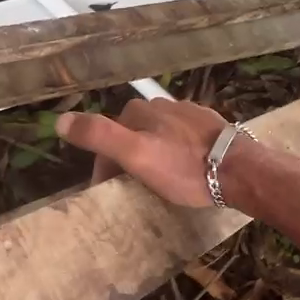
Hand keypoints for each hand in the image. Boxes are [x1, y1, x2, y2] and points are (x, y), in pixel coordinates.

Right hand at [55, 97, 230, 207]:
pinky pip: (182, 139)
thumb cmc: (184, 167)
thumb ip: (98, 135)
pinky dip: (176, 154)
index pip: (109, 136)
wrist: (239, 170)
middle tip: (132, 191)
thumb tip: (59, 120)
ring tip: (159, 184)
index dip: (104, 166)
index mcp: (139, 111)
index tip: (110, 193)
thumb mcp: (135, 154)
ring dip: (152, 156)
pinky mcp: (210, 125)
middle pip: (132, 134)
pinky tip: (185, 171)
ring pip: (157, 135)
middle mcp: (161, 105)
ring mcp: (188, 113)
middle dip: (127, 159)